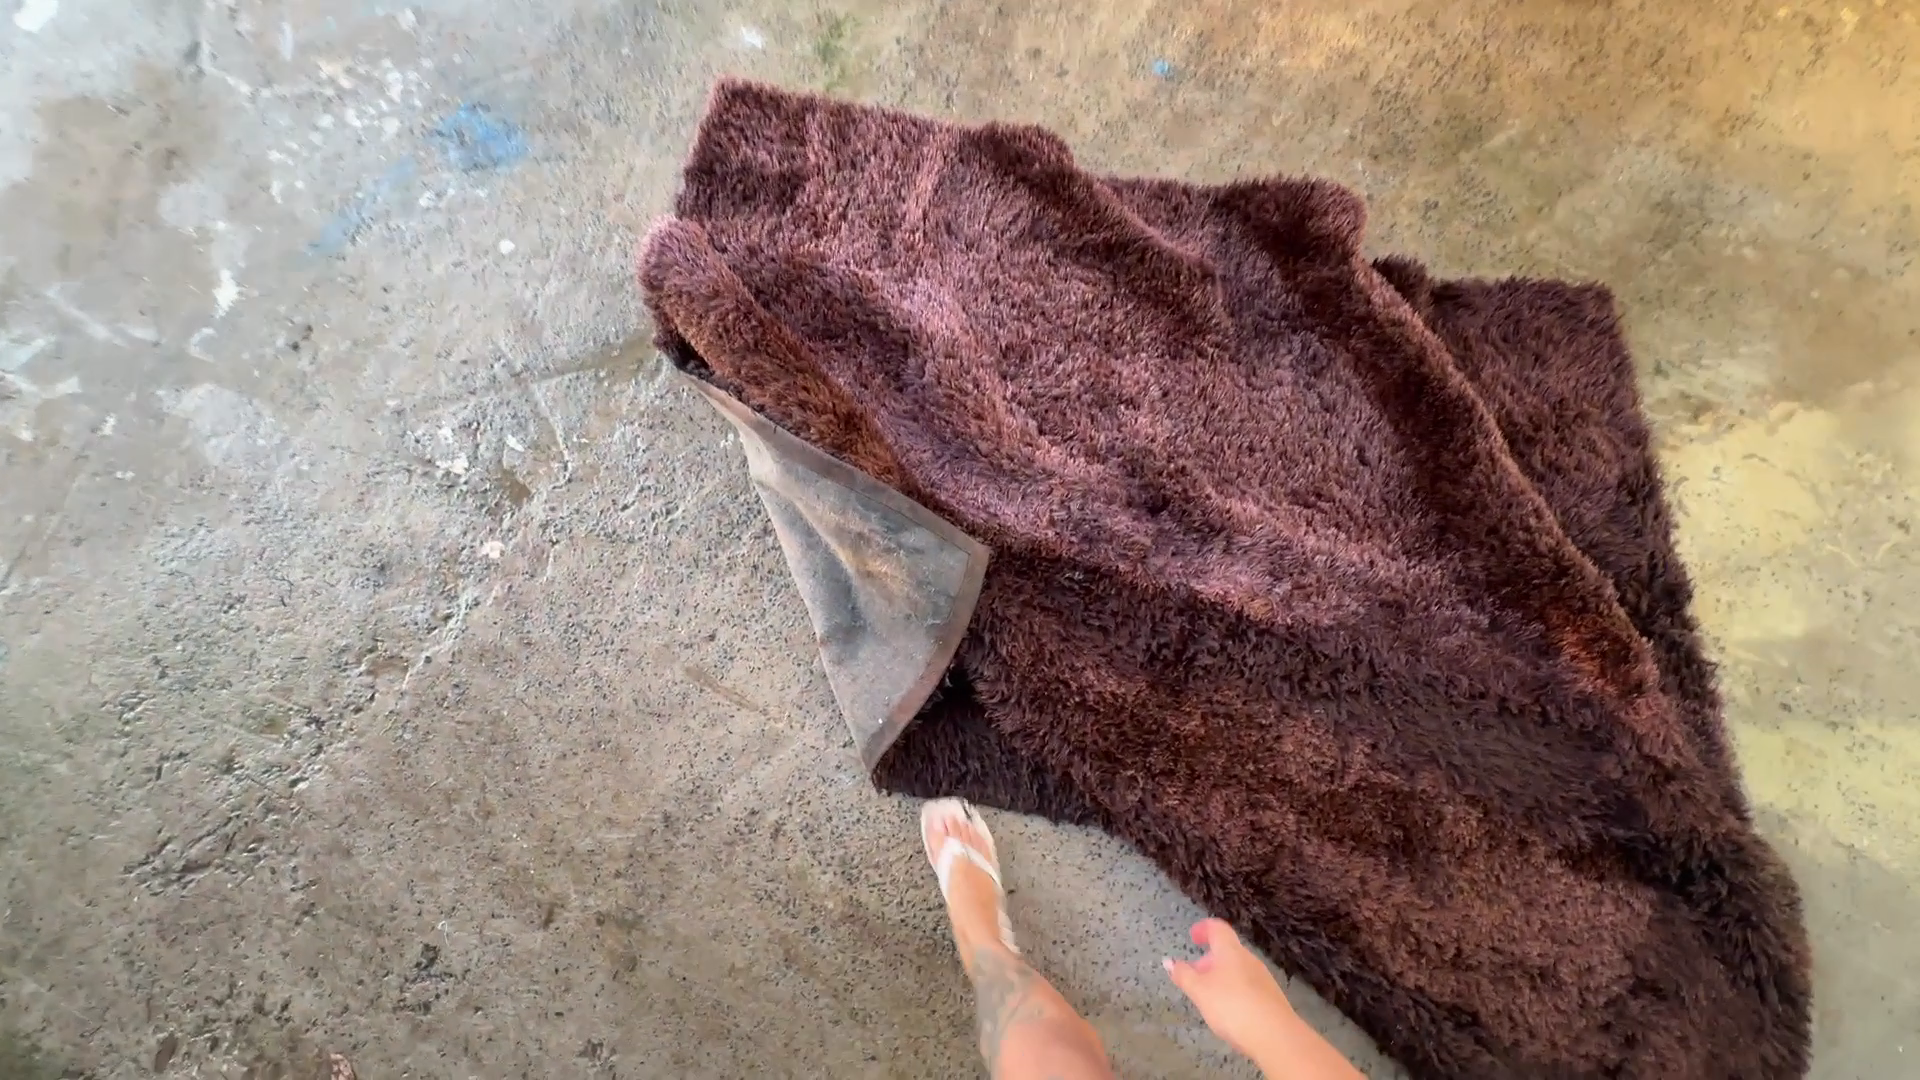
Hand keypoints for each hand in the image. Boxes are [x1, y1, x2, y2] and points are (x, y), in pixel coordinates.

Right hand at [1164, 918, 1295, 1060]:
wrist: (1277, 1037)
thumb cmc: (1233, 1006)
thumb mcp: (1200, 991)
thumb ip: (1183, 975)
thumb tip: (1167, 961)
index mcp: (1230, 950)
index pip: (1217, 928)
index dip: (1203, 928)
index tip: (1193, 937)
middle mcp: (1248, 959)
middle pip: (1227, 950)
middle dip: (1209, 959)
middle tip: (1195, 975)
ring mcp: (1263, 978)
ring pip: (1238, 969)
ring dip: (1222, 976)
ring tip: (1210, 996)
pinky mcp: (1272, 998)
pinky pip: (1249, 986)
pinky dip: (1235, 990)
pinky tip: (1231, 1011)